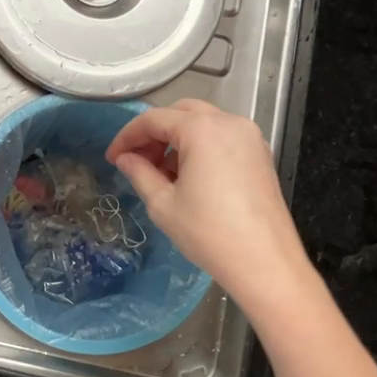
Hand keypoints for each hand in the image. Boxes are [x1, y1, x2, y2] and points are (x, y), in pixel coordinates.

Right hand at [105, 99, 311, 300]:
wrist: (264, 263)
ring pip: (202, 123)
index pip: (153, 120)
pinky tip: (188, 176)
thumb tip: (125, 159)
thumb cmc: (208, 233)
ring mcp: (249, 137)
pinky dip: (199, 146)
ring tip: (160, 172)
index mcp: (201, 130)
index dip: (127, 137)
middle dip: (153, 133)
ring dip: (176, 139)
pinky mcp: (260, 154)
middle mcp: (229, 123)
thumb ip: (139, 173)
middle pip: (180, 113)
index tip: (112, 158)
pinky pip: (221, 137)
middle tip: (135, 161)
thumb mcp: (162, 204)